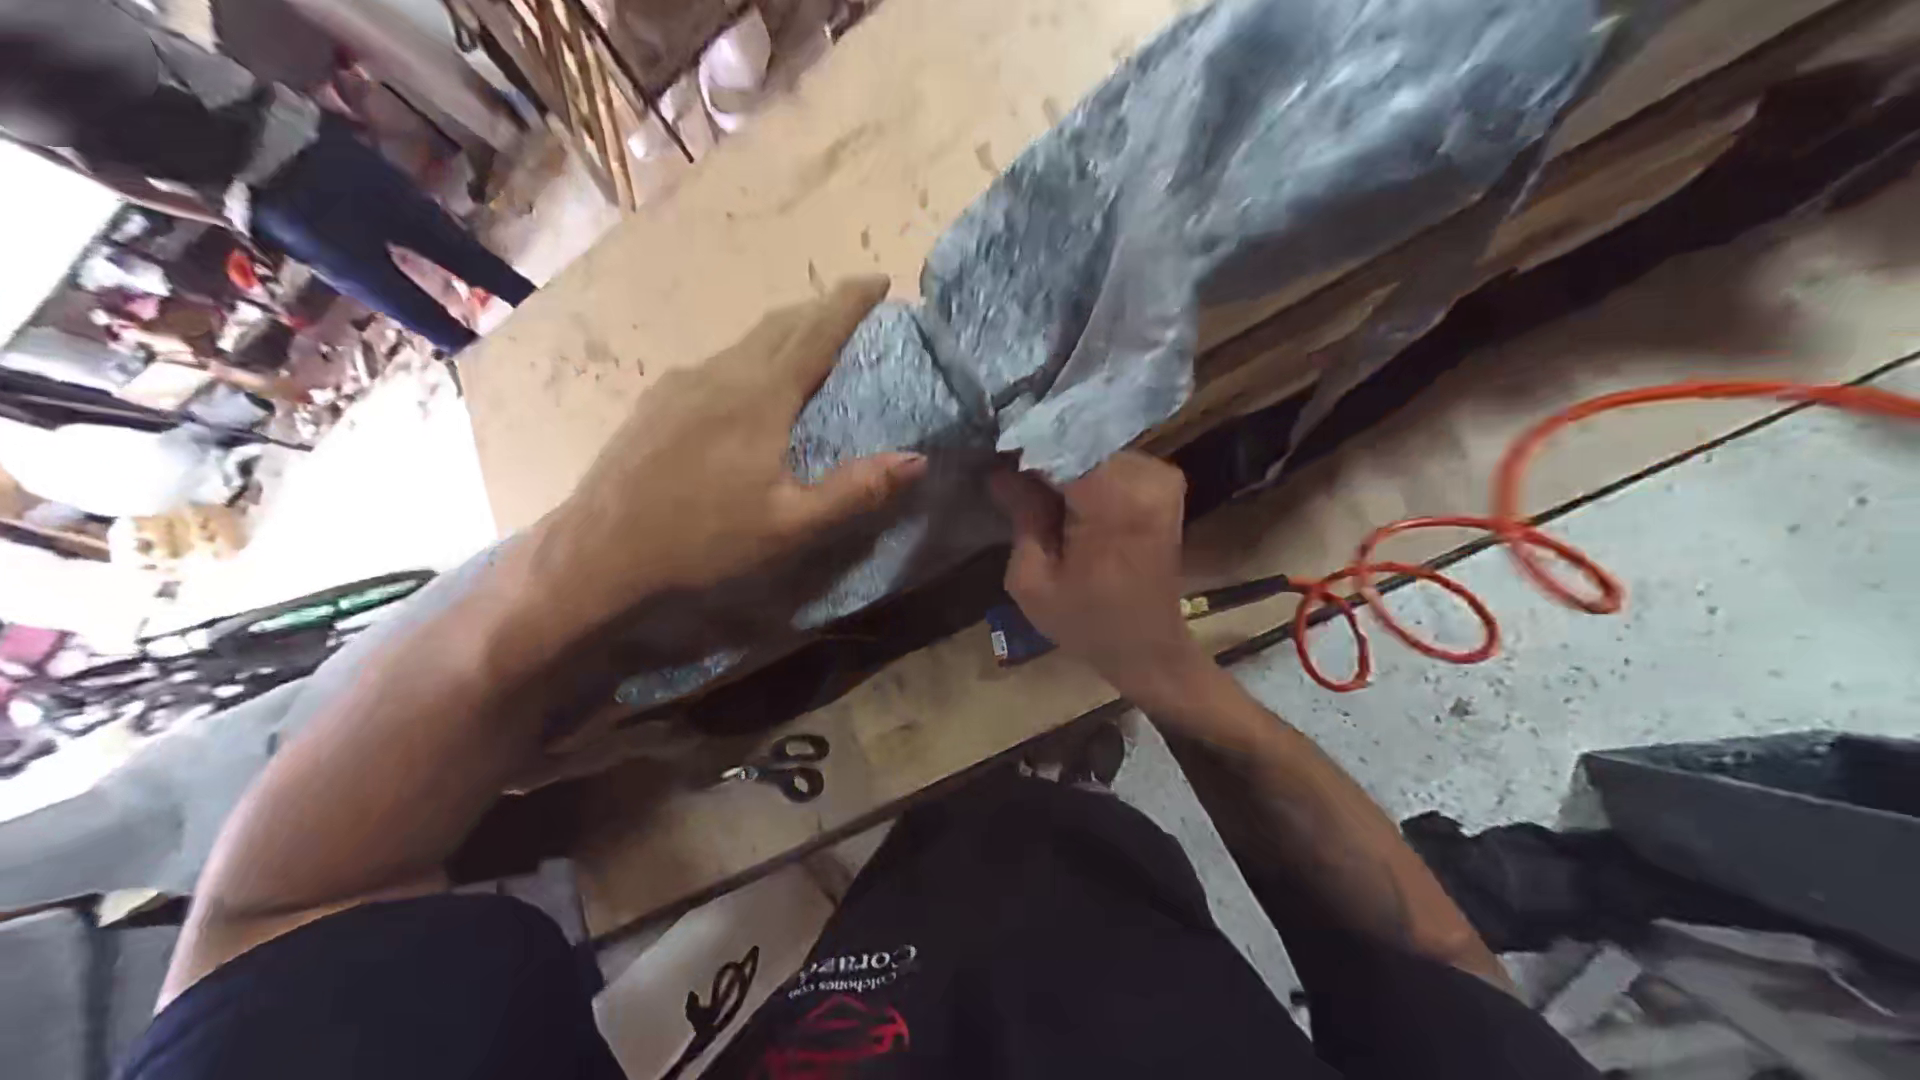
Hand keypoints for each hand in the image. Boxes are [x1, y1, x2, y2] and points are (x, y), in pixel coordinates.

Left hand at [538, 276, 926, 609]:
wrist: (599, 550)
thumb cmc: (703, 539)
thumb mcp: (790, 525)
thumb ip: (856, 490)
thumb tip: (917, 460)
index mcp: (759, 396)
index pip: (815, 330)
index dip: (849, 301)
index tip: (878, 281)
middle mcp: (720, 373)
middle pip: (780, 324)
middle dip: (820, 310)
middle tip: (852, 313)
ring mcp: (682, 382)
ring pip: (746, 342)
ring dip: (786, 334)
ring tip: (810, 349)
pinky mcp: (658, 399)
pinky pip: (719, 363)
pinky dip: (752, 358)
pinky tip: (751, 389)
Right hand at [989, 452, 1216, 710]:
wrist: (1148, 647)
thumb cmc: (1087, 623)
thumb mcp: (1032, 580)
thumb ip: (1021, 515)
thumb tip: (999, 470)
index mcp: (1114, 502)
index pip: (1058, 444)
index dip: (1020, 444)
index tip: (988, 448)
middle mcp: (1146, 477)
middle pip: (1079, 440)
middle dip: (1040, 448)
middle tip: (1004, 464)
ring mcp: (1161, 476)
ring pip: (1094, 444)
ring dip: (1061, 456)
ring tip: (1028, 475)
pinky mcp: (1164, 482)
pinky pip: (1111, 458)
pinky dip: (1083, 466)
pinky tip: (1060, 486)